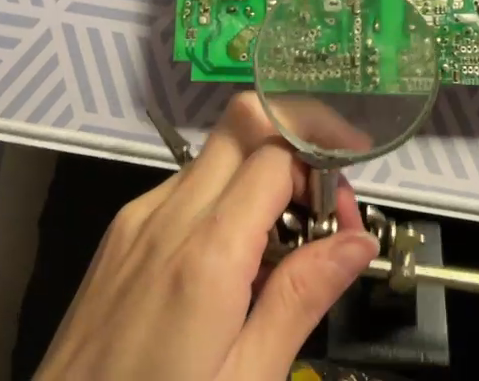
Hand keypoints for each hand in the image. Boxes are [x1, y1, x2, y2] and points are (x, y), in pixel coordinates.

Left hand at [33, 93, 378, 380]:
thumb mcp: (246, 380)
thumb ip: (301, 299)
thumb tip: (358, 240)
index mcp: (205, 251)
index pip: (275, 152)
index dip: (321, 169)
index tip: (343, 216)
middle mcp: (167, 213)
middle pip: (241, 123)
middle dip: (295, 143)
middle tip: (323, 203)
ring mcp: (137, 218)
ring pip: (215, 153)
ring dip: (261, 172)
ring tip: (285, 242)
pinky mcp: (120, 233)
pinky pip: (185, 187)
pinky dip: (224, 197)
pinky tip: (236, 259)